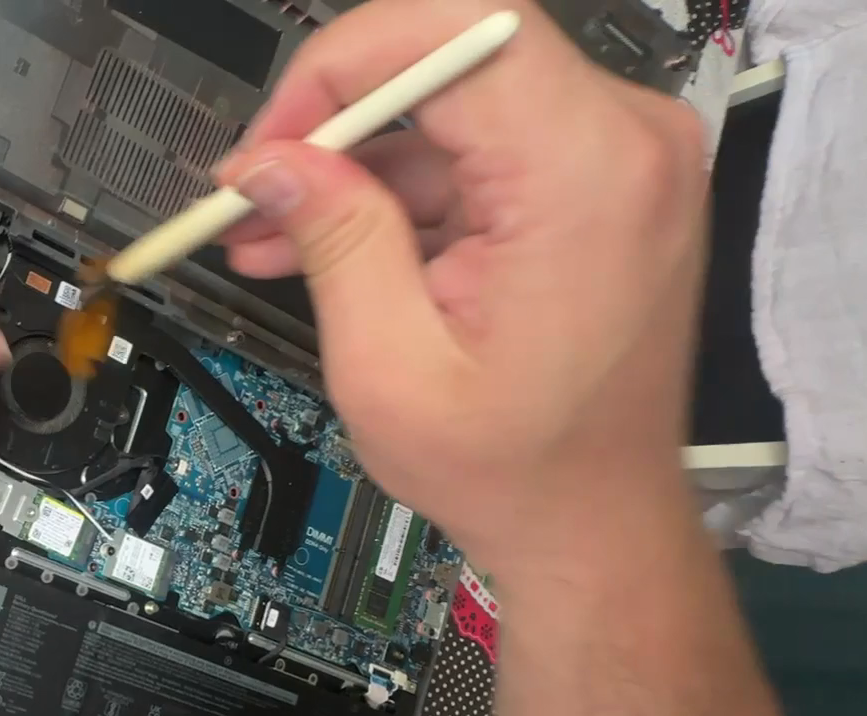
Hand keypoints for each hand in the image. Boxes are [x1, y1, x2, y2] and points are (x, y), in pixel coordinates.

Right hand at [214, 0, 707, 571]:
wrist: (583, 517)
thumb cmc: (502, 465)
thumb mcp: (387, 364)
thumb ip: (336, 242)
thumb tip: (270, 164)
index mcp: (581, 178)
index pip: (454, 38)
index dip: (337, 71)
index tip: (265, 146)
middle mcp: (618, 147)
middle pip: (446, 68)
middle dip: (329, 125)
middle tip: (248, 192)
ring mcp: (606, 167)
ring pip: (443, 122)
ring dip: (345, 174)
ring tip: (261, 236)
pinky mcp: (580, 196)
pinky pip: (465, 167)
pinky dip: (386, 202)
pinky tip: (317, 247)